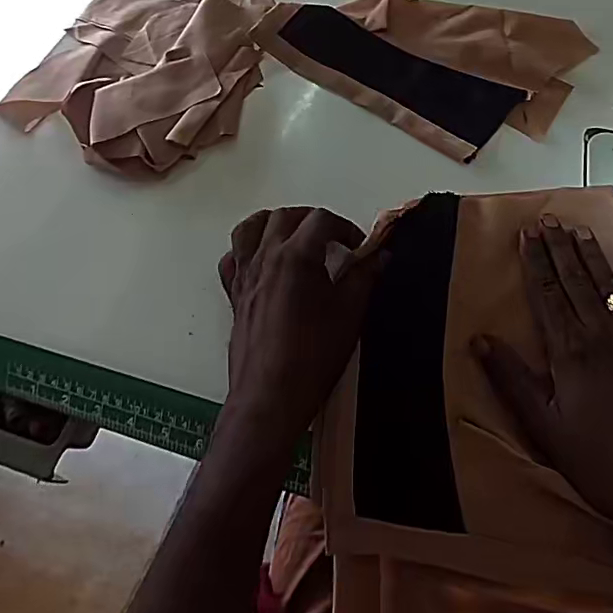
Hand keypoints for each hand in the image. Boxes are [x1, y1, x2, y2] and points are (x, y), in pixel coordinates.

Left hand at [218, 207, 384, 446]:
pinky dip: (246, 251)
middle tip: (333, 239)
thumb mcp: (350, 313)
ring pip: (250, 228)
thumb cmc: (312, 356)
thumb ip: (365, 277)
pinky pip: (232, 259)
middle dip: (313, 220)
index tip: (358, 247)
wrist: (270, 397)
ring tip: (294, 237)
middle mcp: (265, 257)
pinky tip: (263, 263)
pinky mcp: (234, 295)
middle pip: (286, 216)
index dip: (346, 227)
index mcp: (295, 256)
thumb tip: (380, 256)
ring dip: (274, 223)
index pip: (321, 220)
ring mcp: (245, 275)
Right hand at [474, 219, 612, 592]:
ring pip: (611, 286)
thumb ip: (512, 380)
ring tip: (580, 231)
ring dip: (594, 256)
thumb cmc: (608, 464)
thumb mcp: (547, 428)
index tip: (526, 233)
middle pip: (576, 281)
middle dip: (559, 248)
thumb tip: (479, 339)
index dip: (535, 261)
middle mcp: (604, 334)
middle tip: (548, 219)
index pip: (547, 293)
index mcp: (571, 350)